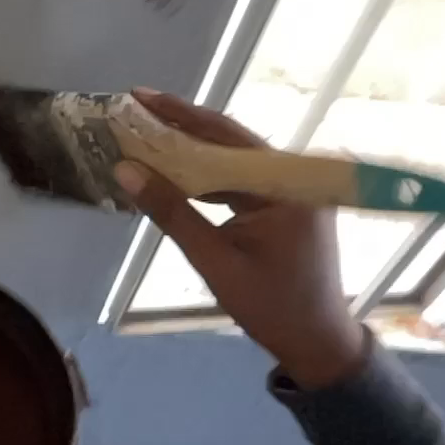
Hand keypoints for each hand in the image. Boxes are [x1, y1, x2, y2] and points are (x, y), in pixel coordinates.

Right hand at [114, 88, 366, 388]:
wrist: (318, 348)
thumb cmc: (270, 307)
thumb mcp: (214, 260)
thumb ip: (170, 212)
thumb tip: (125, 170)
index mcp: (286, 188)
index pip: (227, 136)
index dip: (180, 114)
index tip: (141, 96)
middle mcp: (294, 180)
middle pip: (229, 141)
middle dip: (181, 125)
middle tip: (136, 109)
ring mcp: (291, 193)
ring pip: (232, 159)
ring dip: (191, 150)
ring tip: (146, 135)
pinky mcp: (283, 206)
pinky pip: (238, 180)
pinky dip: (206, 174)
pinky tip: (174, 170)